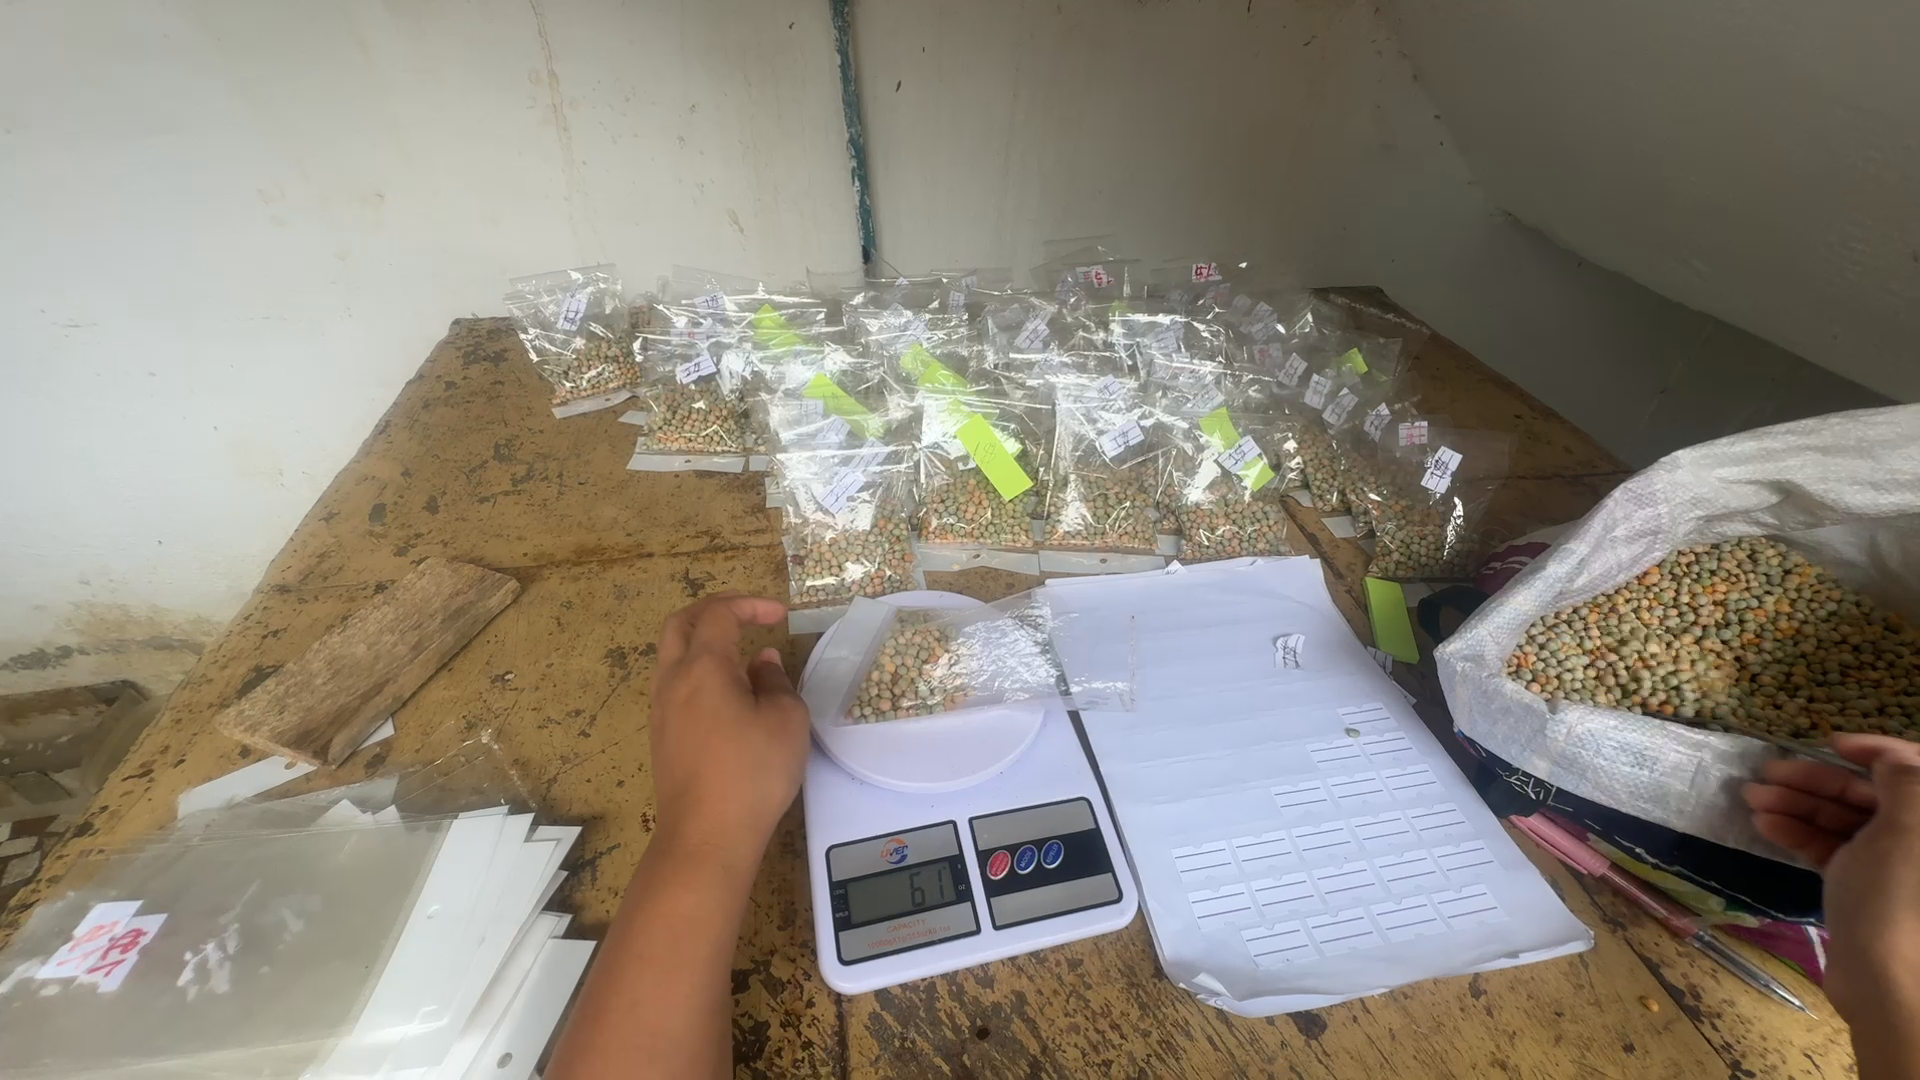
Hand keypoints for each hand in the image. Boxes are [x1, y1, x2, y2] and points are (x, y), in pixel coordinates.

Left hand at [649, 593, 809, 871]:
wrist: (706, 836)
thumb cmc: (753, 772)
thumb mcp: (786, 720)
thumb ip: (776, 681)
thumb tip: (762, 663)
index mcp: (703, 667)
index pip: (719, 614)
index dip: (751, 605)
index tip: (781, 616)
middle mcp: (673, 680)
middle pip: (681, 624)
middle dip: (715, 611)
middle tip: (749, 616)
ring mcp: (661, 710)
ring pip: (673, 655)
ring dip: (705, 642)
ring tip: (744, 657)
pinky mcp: (662, 736)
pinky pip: (675, 684)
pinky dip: (700, 671)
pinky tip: (730, 694)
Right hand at [1744, 734, 1919, 1029]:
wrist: (1895, 984)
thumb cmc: (1902, 902)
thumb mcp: (1907, 833)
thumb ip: (1906, 783)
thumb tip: (1887, 754)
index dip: (1881, 752)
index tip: (1827, 742)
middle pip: (1882, 797)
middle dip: (1821, 782)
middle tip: (1765, 772)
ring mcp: (1906, 869)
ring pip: (1853, 822)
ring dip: (1799, 805)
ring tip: (1751, 799)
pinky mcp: (1876, 887)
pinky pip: (1840, 849)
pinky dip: (1801, 833)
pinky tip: (1765, 825)